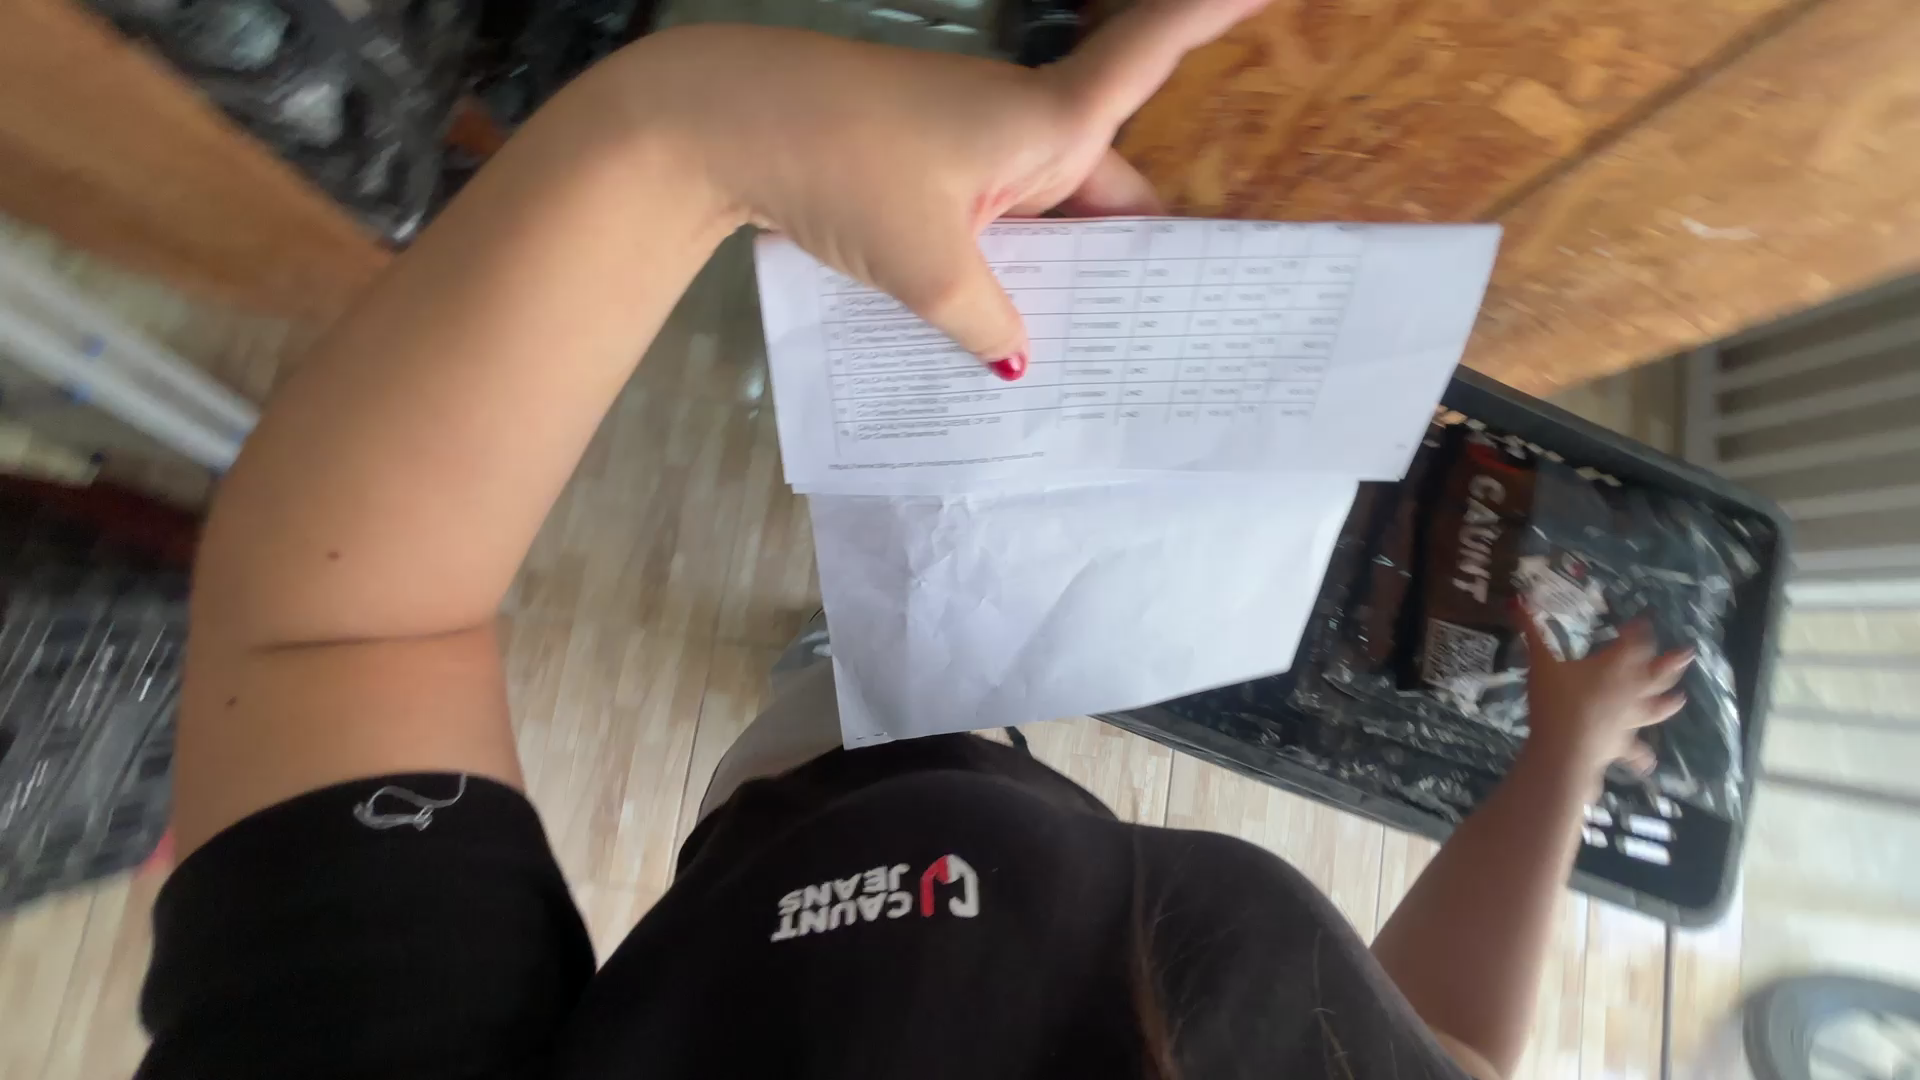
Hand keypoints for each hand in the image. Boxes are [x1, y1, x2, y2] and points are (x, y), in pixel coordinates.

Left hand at [603, 0, 1267, 376]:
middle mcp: (1021, 131)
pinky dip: (1010, 273)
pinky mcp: (934, 179)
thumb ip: (986, 322)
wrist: (728, 128)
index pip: (1151, 54)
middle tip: (1164, 328)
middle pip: (1106, 187)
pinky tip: (1009, 330)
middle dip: (1134, 253)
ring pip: (1048, 217)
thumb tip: (1016, 363)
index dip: (1215, 14)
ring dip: (1066, 275)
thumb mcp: (928, 269)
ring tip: (1092, 352)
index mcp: (1044, 123)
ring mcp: (974, 155)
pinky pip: (996, 228)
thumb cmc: (847, 170)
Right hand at [1519, 611, 1692, 775]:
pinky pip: (1637, 750)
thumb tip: (1517, 602)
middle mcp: (1631, 690)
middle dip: (1671, 660)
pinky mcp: (1625, 742)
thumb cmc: (1555, 700)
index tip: (1641, 620)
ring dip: (1670, 700)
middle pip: (1658, 673)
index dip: (1638, 631)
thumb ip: (1530, 632)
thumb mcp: (1539, 663)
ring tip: (1679, 696)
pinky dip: (1643, 756)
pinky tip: (1648, 762)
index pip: (1634, 643)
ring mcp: (1632, 717)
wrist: (1567, 747)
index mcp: (1614, 668)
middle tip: (1687, 651)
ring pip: (1658, 706)